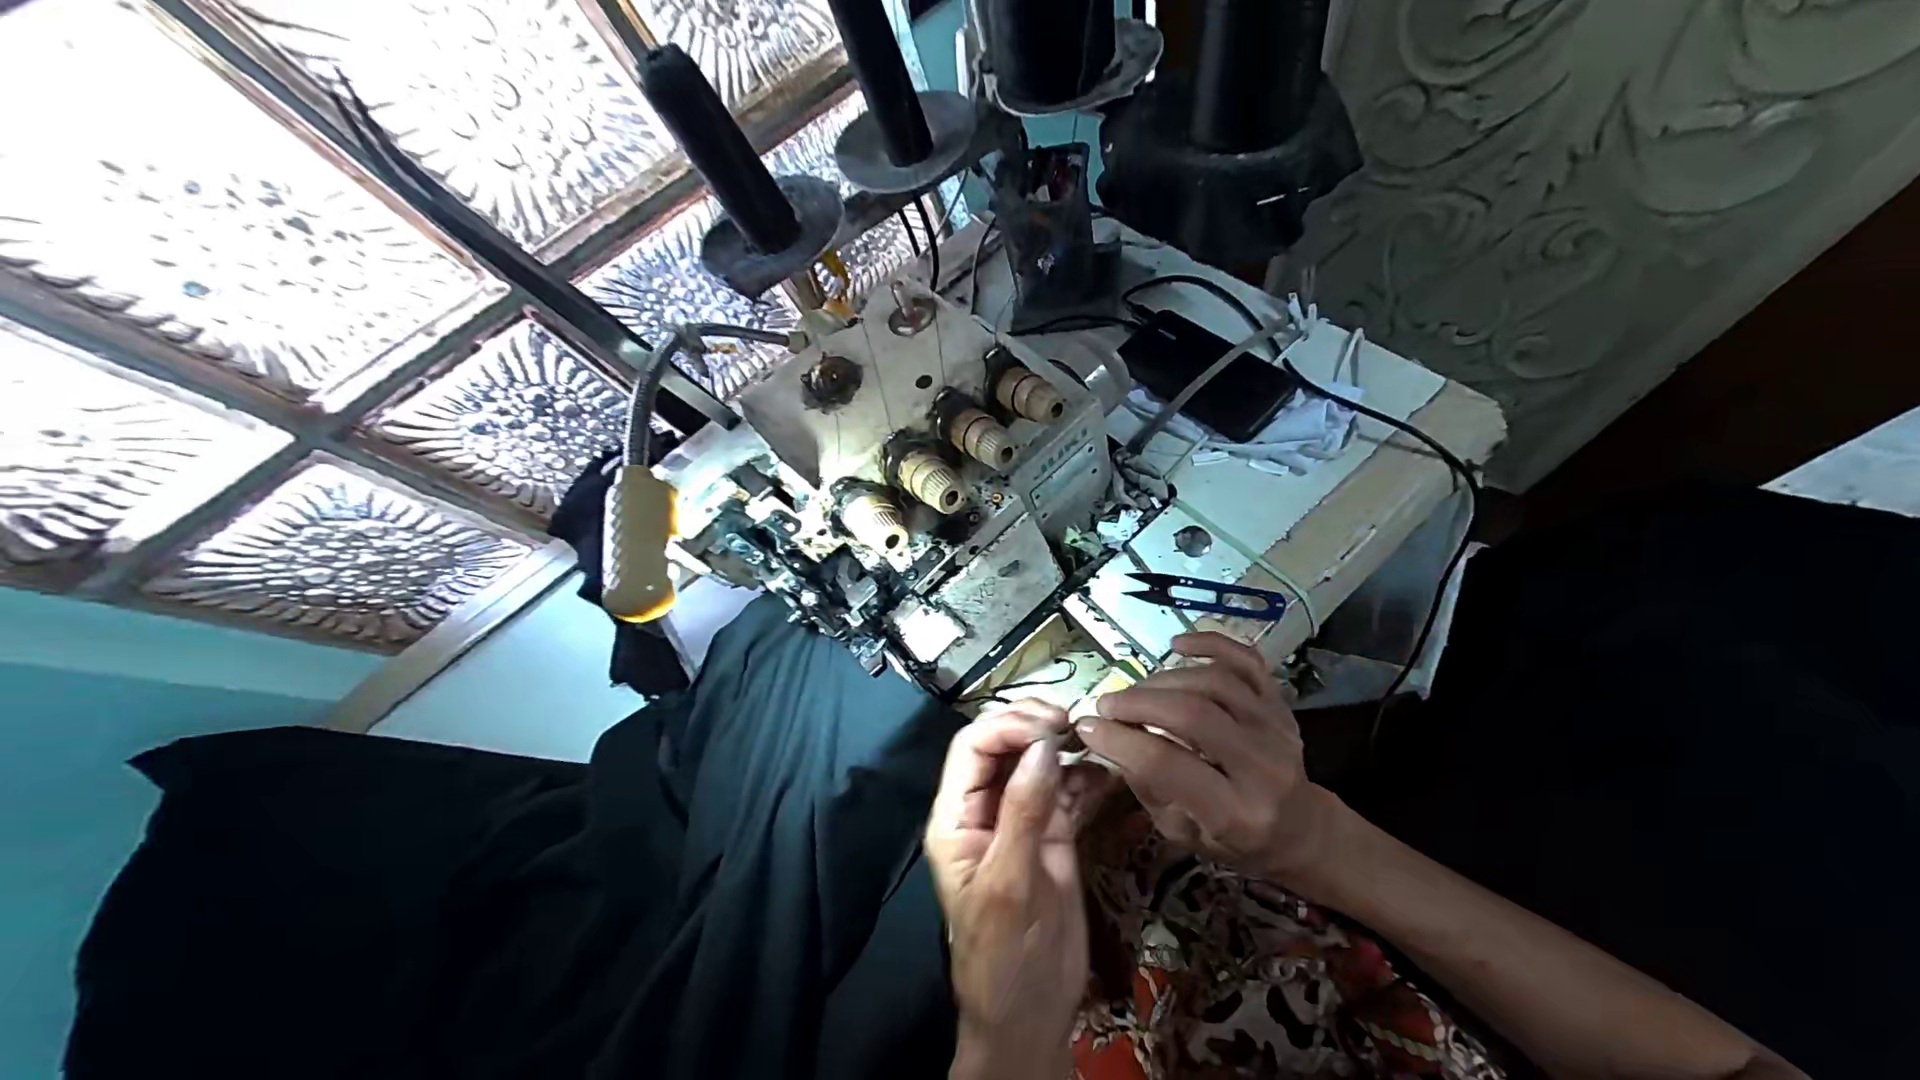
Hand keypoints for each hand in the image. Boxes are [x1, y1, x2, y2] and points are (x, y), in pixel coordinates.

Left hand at [925, 705, 1087, 1079]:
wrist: (1031, 1018)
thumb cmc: (1006, 958)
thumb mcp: (1011, 883)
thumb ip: (1024, 812)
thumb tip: (1043, 746)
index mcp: (956, 816)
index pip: (972, 747)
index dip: (1007, 726)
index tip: (1051, 725)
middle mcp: (984, 809)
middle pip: (1003, 746)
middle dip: (1035, 727)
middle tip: (1075, 724)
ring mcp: (1020, 820)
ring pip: (1036, 764)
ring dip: (1064, 747)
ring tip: (1095, 740)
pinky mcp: (1052, 835)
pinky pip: (1066, 792)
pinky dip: (1085, 777)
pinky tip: (1106, 772)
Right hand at [1076, 632, 1340, 883]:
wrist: (1299, 828)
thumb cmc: (1232, 839)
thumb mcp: (1181, 833)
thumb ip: (1147, 786)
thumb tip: (1110, 737)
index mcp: (1236, 814)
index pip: (1169, 766)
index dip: (1121, 741)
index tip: (1087, 727)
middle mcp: (1263, 767)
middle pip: (1195, 715)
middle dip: (1139, 703)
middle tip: (1107, 705)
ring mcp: (1277, 728)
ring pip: (1215, 682)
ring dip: (1163, 680)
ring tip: (1136, 692)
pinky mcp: (1280, 702)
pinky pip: (1246, 659)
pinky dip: (1210, 643)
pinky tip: (1176, 646)